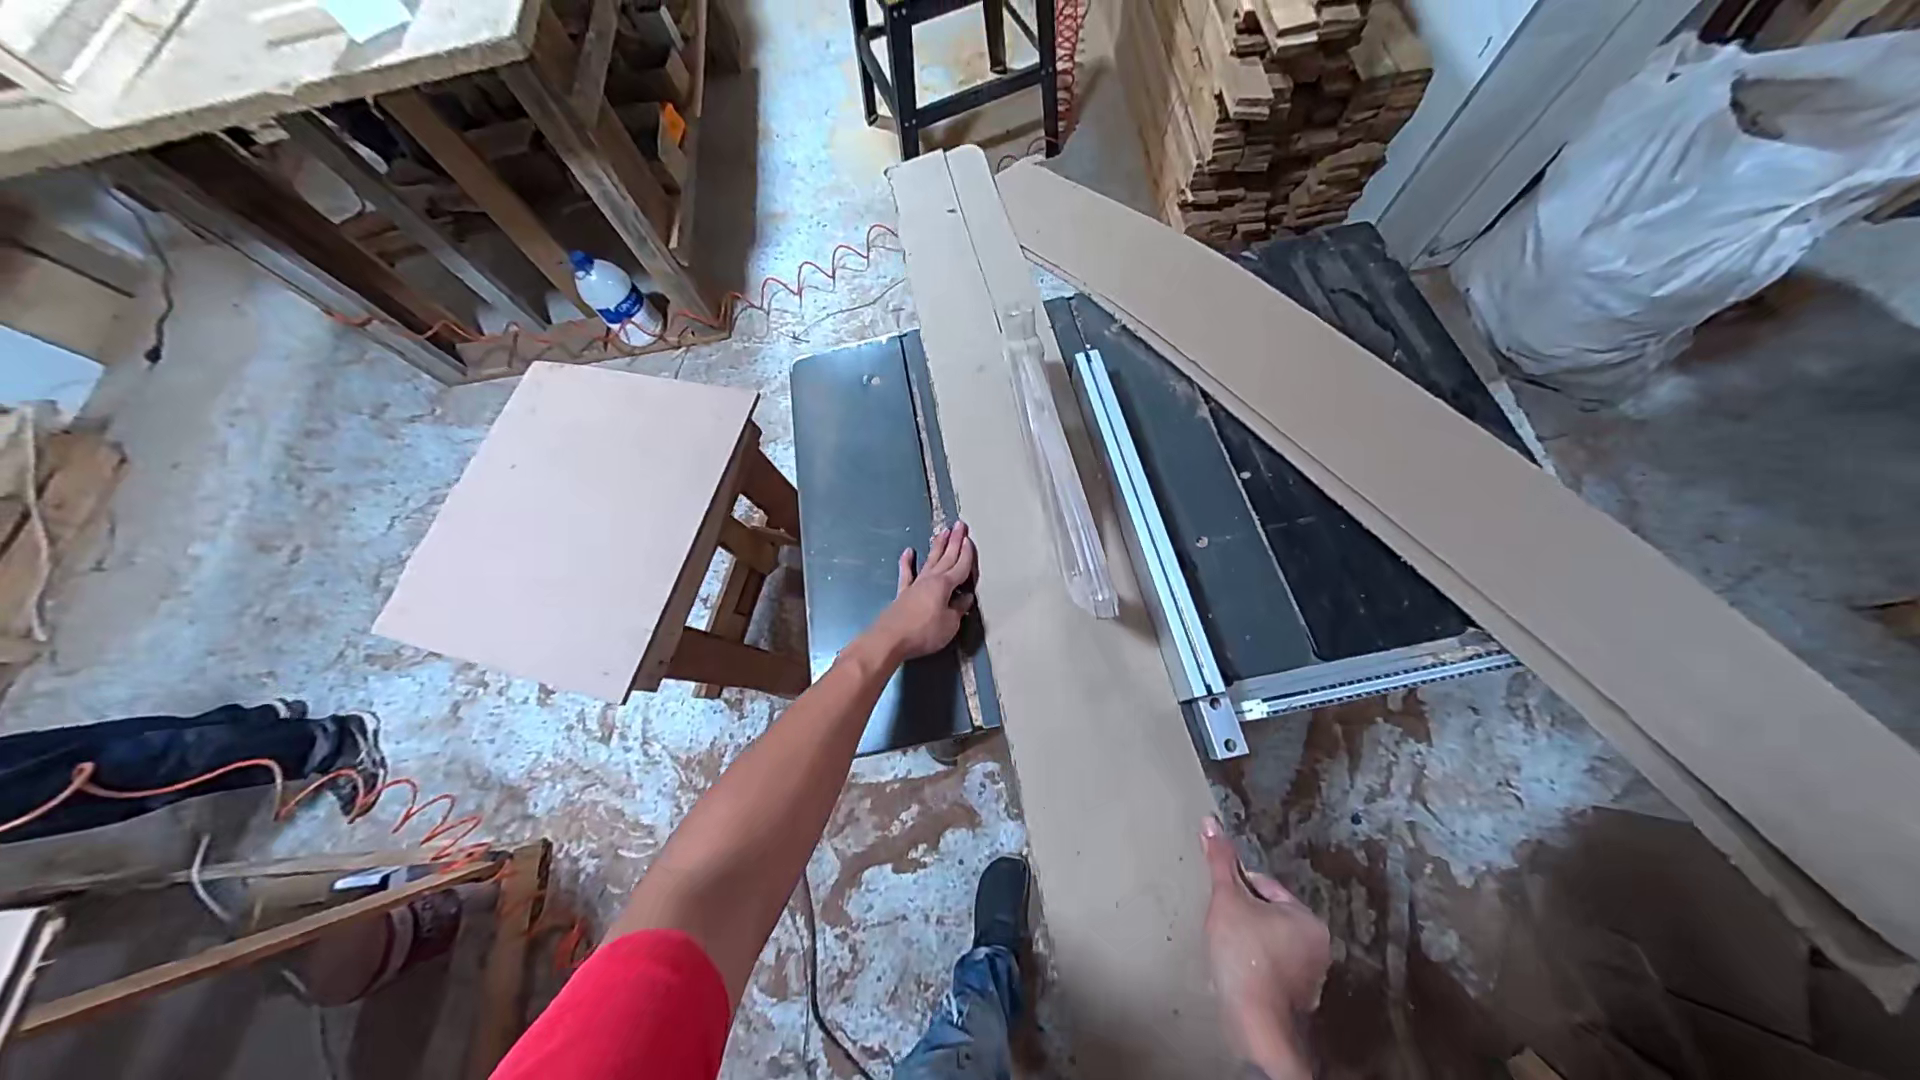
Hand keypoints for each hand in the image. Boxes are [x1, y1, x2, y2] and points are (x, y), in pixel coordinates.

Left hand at [864, 521, 976, 663]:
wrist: (890, 638)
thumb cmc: (924, 632)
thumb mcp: (950, 624)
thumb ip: (959, 609)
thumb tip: (965, 599)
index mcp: (945, 585)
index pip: (961, 566)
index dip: (967, 553)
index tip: (969, 539)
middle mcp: (930, 580)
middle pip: (946, 557)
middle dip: (954, 541)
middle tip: (959, 525)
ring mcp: (915, 585)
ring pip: (929, 560)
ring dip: (937, 546)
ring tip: (942, 532)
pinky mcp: (903, 593)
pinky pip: (906, 573)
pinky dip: (907, 562)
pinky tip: (908, 552)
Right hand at [1201, 815, 1329, 1079]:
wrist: (1254, 1024)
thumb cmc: (1244, 953)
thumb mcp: (1227, 898)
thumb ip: (1220, 860)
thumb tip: (1210, 821)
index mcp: (1308, 919)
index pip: (1265, 885)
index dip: (1237, 889)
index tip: (1222, 905)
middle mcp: (1317, 948)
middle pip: (1267, 913)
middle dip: (1242, 915)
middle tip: (1222, 925)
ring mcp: (1309, 978)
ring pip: (1267, 941)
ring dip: (1246, 940)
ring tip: (1226, 949)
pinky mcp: (1294, 1001)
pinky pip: (1268, 967)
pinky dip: (1251, 965)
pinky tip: (1234, 971)